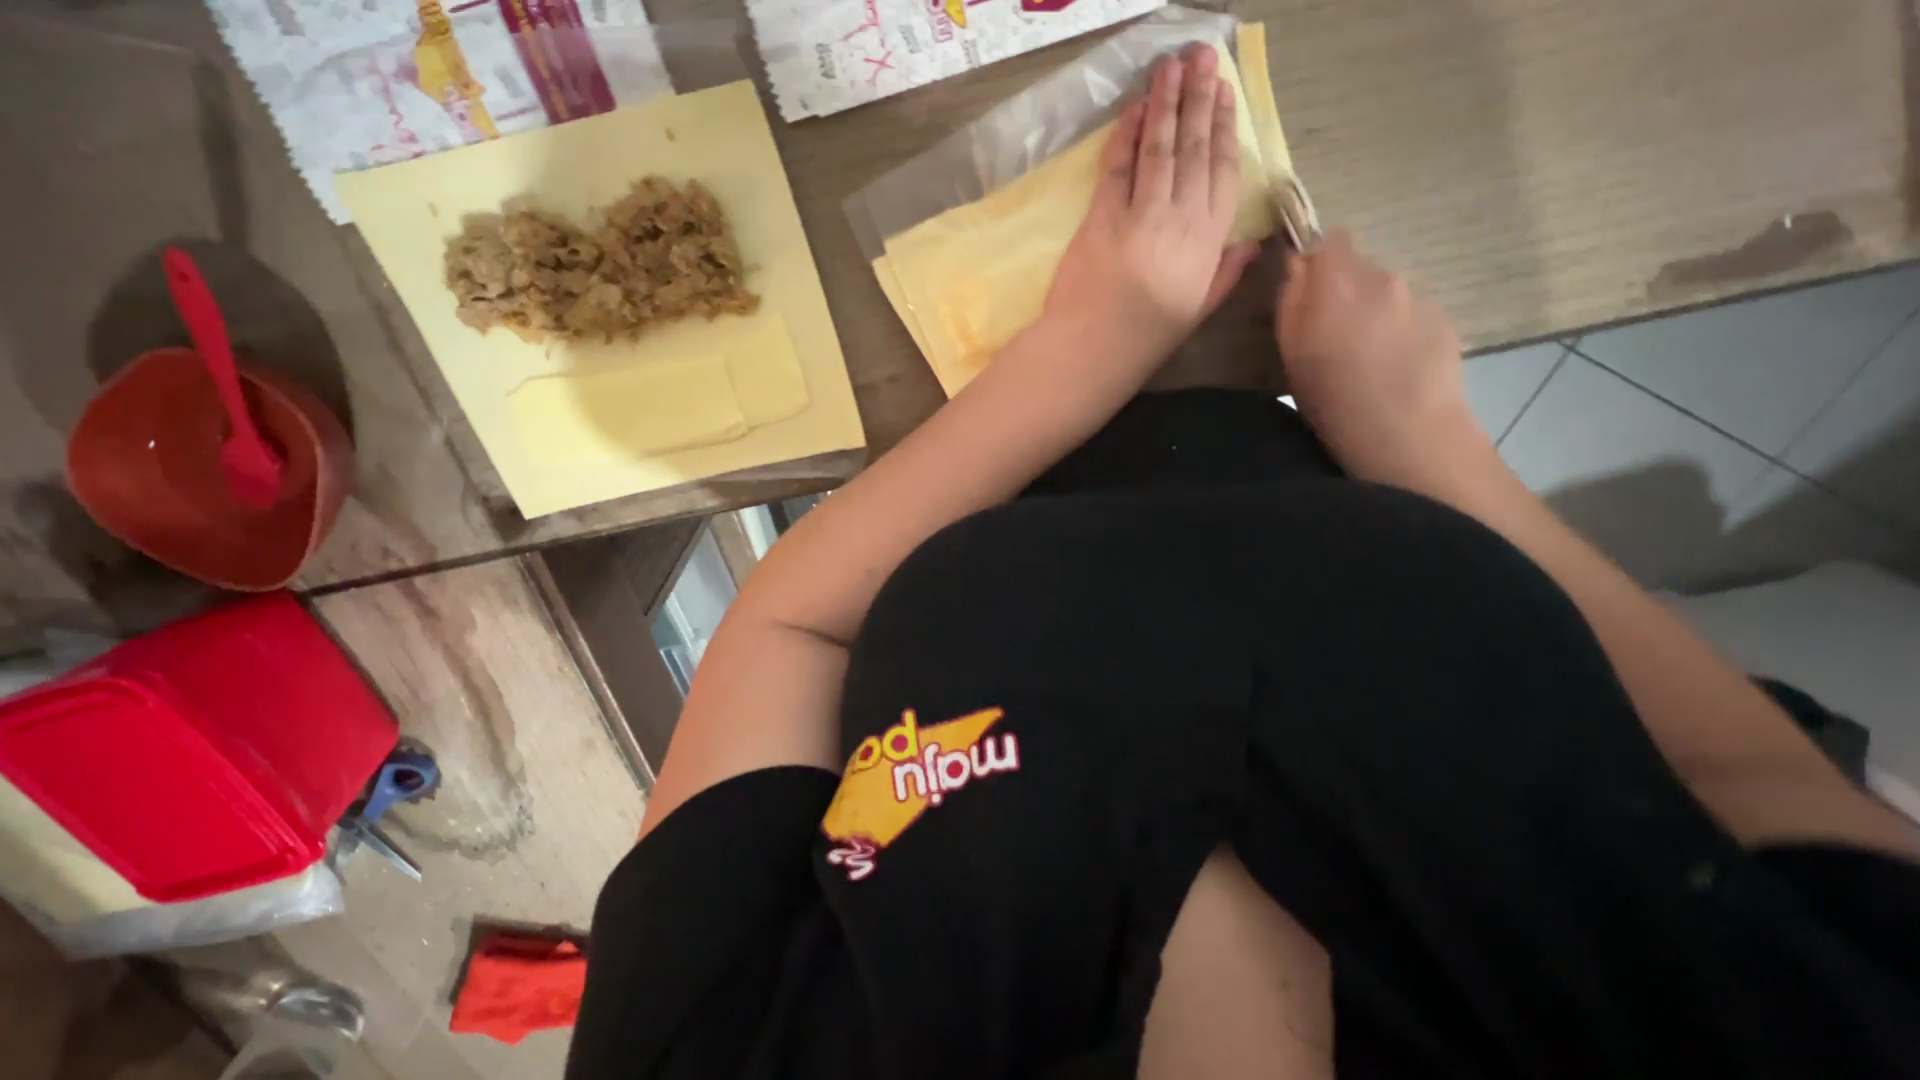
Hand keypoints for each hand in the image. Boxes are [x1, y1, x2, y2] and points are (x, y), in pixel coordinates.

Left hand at [1043, 45, 1261, 370]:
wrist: (1095, 348)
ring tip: (1172, 65)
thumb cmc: (1146, 337)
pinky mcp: (1104, 215)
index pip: (1223, 173)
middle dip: (1200, 98)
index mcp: (1209, 243)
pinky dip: (1126, 133)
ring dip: (1166, 101)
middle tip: (1203, 57)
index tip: (1227, 95)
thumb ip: (1225, 273)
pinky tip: (1135, 107)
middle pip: (1195, 149)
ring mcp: (1142, 215)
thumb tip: (1252, 243)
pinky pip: (1119, 165)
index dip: (1226, 130)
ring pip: (1161, 147)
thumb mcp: (1198, 310)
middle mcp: (1182, 220)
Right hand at [1277, 229, 1485, 483]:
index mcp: (1338, 280)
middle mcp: (1383, 277)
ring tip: (1369, 359)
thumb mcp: (1291, 351)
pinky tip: (1397, 369)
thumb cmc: (1333, 396)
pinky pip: (1414, 317)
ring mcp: (1420, 298)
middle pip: (1359, 270)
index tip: (1308, 291)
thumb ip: (1292, 298)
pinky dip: (1402, 334)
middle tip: (1336, 337)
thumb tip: (1297, 263)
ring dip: (1376, 314)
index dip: (1317, 262)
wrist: (1408, 431)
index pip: (1328, 240)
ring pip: (1388, 295)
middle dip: (1346, 293)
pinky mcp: (1445, 322)